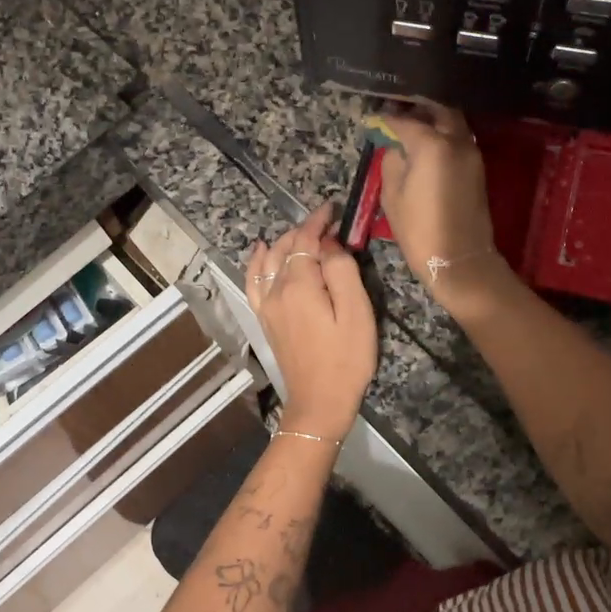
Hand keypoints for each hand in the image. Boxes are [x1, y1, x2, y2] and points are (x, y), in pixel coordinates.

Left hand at [245, 203, 378, 439]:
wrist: (320, 402)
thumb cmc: (346, 359)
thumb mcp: (356, 312)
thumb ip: (342, 271)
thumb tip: (329, 246)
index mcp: (299, 286)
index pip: (305, 241)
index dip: (318, 221)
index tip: (333, 208)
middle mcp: (276, 291)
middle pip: (285, 248)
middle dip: (304, 230)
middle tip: (329, 224)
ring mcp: (267, 307)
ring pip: (268, 261)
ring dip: (284, 242)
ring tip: (303, 235)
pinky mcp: (266, 320)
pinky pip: (254, 281)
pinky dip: (257, 262)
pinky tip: (260, 251)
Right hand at [374, 101, 506, 311]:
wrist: (460, 260)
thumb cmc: (420, 231)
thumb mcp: (393, 198)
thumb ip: (392, 164)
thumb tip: (396, 150)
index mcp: (432, 145)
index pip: (405, 121)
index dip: (388, 119)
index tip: (375, 119)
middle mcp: (456, 141)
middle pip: (438, 110)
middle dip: (419, 107)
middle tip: (400, 112)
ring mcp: (471, 153)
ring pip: (453, 122)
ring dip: (435, 119)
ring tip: (414, 126)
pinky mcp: (477, 167)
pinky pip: (459, 139)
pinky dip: (445, 135)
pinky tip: (429, 145)